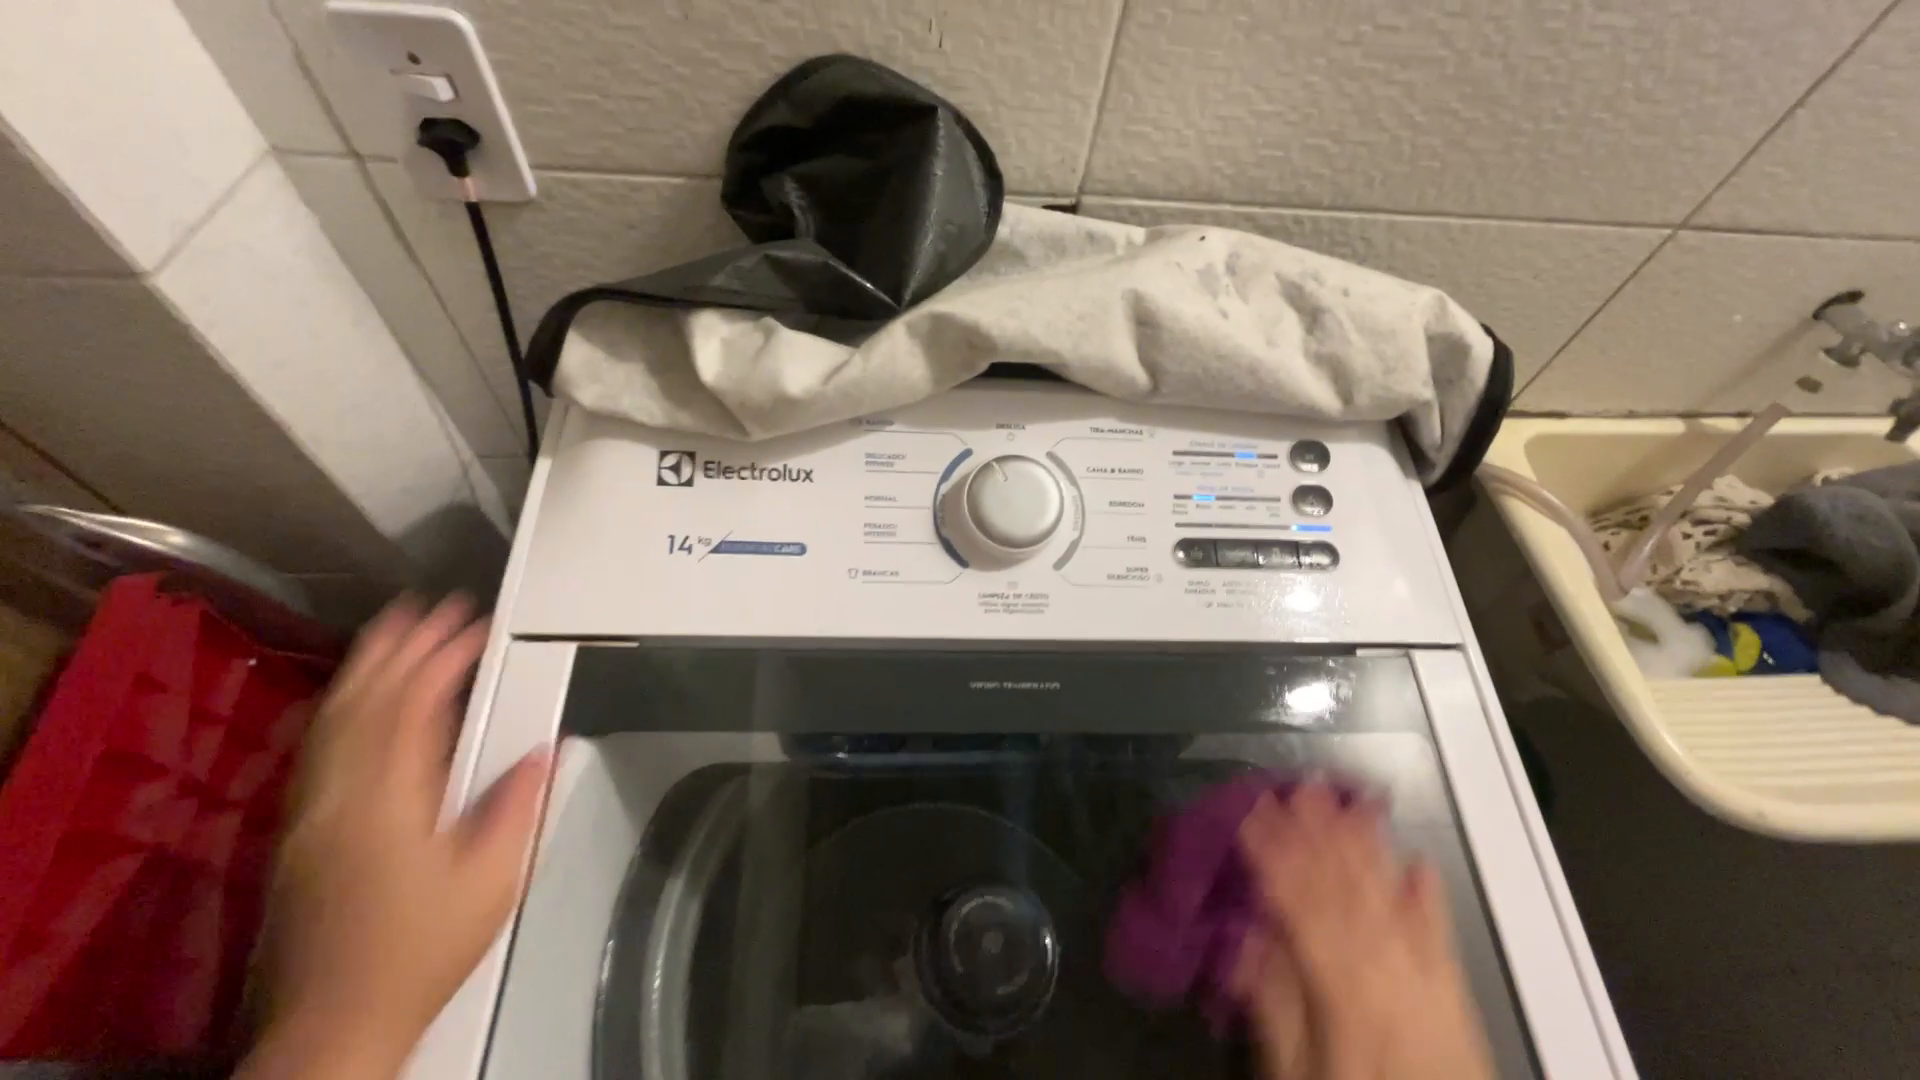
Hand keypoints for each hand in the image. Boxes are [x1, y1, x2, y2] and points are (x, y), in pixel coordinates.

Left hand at [246, 597, 552, 1078]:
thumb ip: (518, 806)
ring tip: (393, 631)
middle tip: (428, 606)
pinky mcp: (300, 830)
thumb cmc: (422, 950)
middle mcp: (337, 798)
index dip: (441, 658)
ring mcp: (309, 813)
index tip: (472, 626)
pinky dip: (345, 705)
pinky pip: (320, 745)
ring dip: (365, 668)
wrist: (338, 1019)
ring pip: (331, 720)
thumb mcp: (492, 880)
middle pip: (360, 702)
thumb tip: (546, 749)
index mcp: (386, 803)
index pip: (410, 707)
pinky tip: (361, 696)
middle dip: (396, 647)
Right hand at [1232, 784, 1493, 1079]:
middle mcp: (1388, 972)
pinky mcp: (1455, 994)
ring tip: (1350, 801)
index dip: (1274, 854)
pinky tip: (1420, 859)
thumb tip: (1247, 938)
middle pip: (1347, 890)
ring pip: (1390, 899)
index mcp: (1343, 989)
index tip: (1253, 813)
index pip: (1300, 904)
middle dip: (1320, 834)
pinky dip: (1430, 895)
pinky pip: (1441, 934)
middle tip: (1300, 787)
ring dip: (1368, 846)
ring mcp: (1427, 980)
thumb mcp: (1297, 1070)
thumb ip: (1274, 1003)